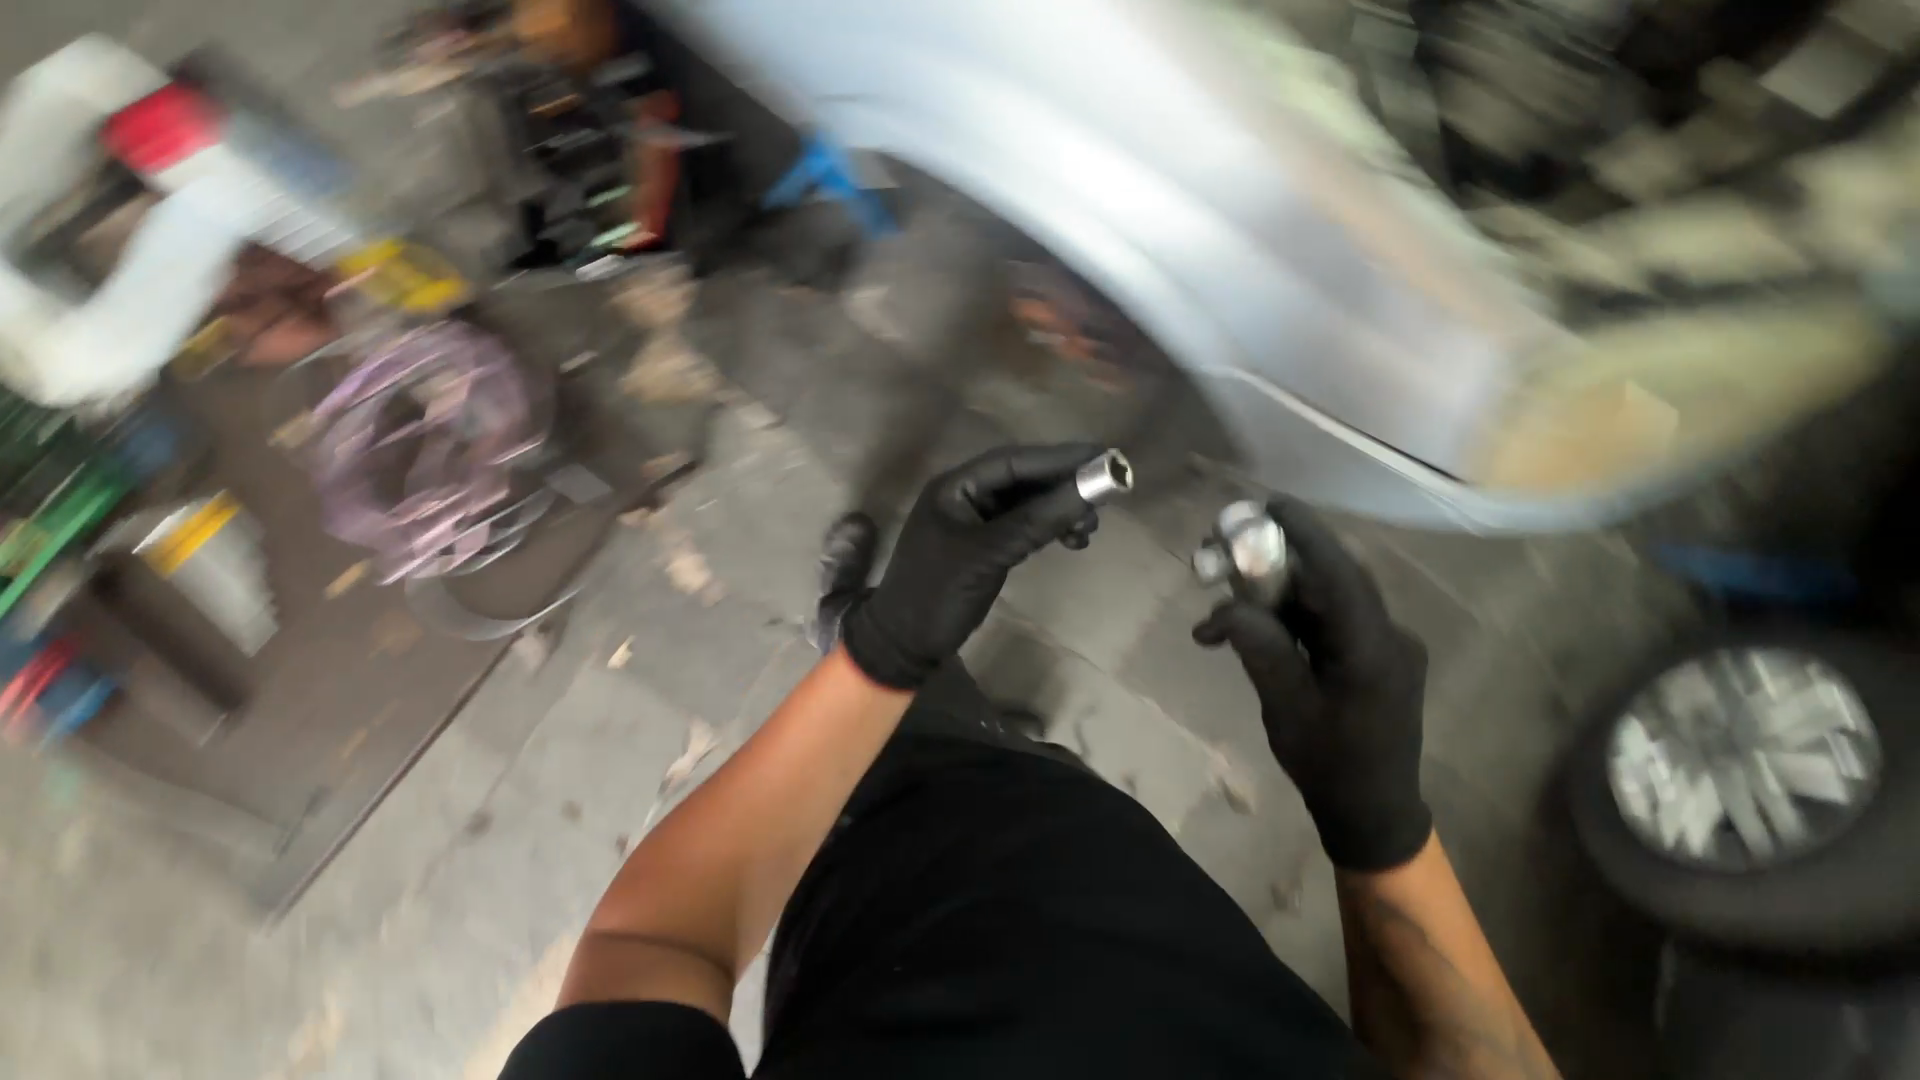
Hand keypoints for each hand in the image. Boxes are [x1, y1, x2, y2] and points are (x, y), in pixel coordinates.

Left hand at [841, 444, 1103, 688]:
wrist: (905, 644)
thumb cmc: (937, 593)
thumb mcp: (987, 555)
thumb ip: (1036, 522)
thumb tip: (1090, 489)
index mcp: (954, 487)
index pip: (1012, 461)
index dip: (1058, 459)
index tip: (1102, 457)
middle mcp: (965, 496)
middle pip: (1023, 479)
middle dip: (1064, 485)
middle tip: (1106, 493)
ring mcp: (976, 521)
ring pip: (1028, 503)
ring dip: (1060, 510)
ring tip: (1090, 526)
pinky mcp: (987, 545)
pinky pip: (1025, 526)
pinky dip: (1050, 529)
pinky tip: (1073, 539)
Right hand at [1192, 499, 1430, 871]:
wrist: (1372, 811)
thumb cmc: (1329, 763)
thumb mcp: (1286, 709)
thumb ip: (1260, 650)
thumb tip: (1223, 610)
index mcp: (1373, 648)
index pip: (1340, 573)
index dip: (1306, 533)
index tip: (1268, 506)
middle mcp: (1387, 636)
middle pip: (1330, 578)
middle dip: (1278, 557)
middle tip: (1226, 550)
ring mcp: (1383, 646)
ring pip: (1327, 598)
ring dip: (1279, 588)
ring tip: (1227, 587)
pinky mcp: (1372, 657)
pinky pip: (1329, 620)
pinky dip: (1291, 613)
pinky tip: (1254, 621)